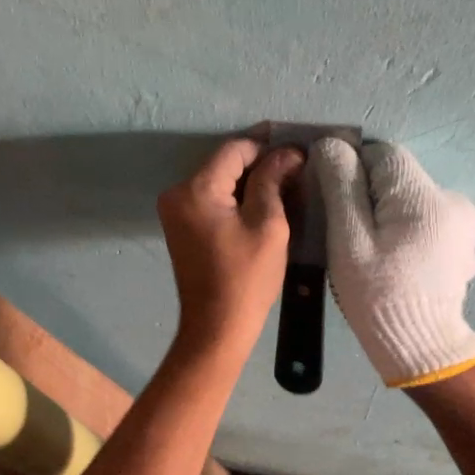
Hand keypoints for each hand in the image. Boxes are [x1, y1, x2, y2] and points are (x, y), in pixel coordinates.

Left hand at [156, 139, 304, 348]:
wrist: (217, 326)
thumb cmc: (246, 277)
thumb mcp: (267, 224)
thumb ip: (272, 180)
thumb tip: (287, 152)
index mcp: (195, 189)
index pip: (234, 150)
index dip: (268, 147)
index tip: (299, 153)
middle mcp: (177, 193)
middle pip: (224, 163)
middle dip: (260, 164)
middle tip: (297, 171)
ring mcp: (175, 211)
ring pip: (219, 181)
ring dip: (249, 182)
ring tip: (286, 187)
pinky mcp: (181, 226)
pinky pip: (211, 199)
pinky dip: (235, 198)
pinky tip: (262, 205)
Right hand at [312, 139, 474, 386]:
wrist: (423, 349)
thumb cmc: (380, 294)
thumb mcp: (348, 240)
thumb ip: (341, 186)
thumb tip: (332, 145)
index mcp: (426, 197)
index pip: (382, 154)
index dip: (351, 169)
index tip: (333, 202)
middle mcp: (452, 201)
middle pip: (396, 177)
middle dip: (366, 195)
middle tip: (345, 233)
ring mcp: (462, 225)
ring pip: (407, 199)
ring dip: (383, 214)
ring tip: (368, 252)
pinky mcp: (460, 245)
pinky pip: (421, 221)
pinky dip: (401, 231)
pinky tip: (391, 262)